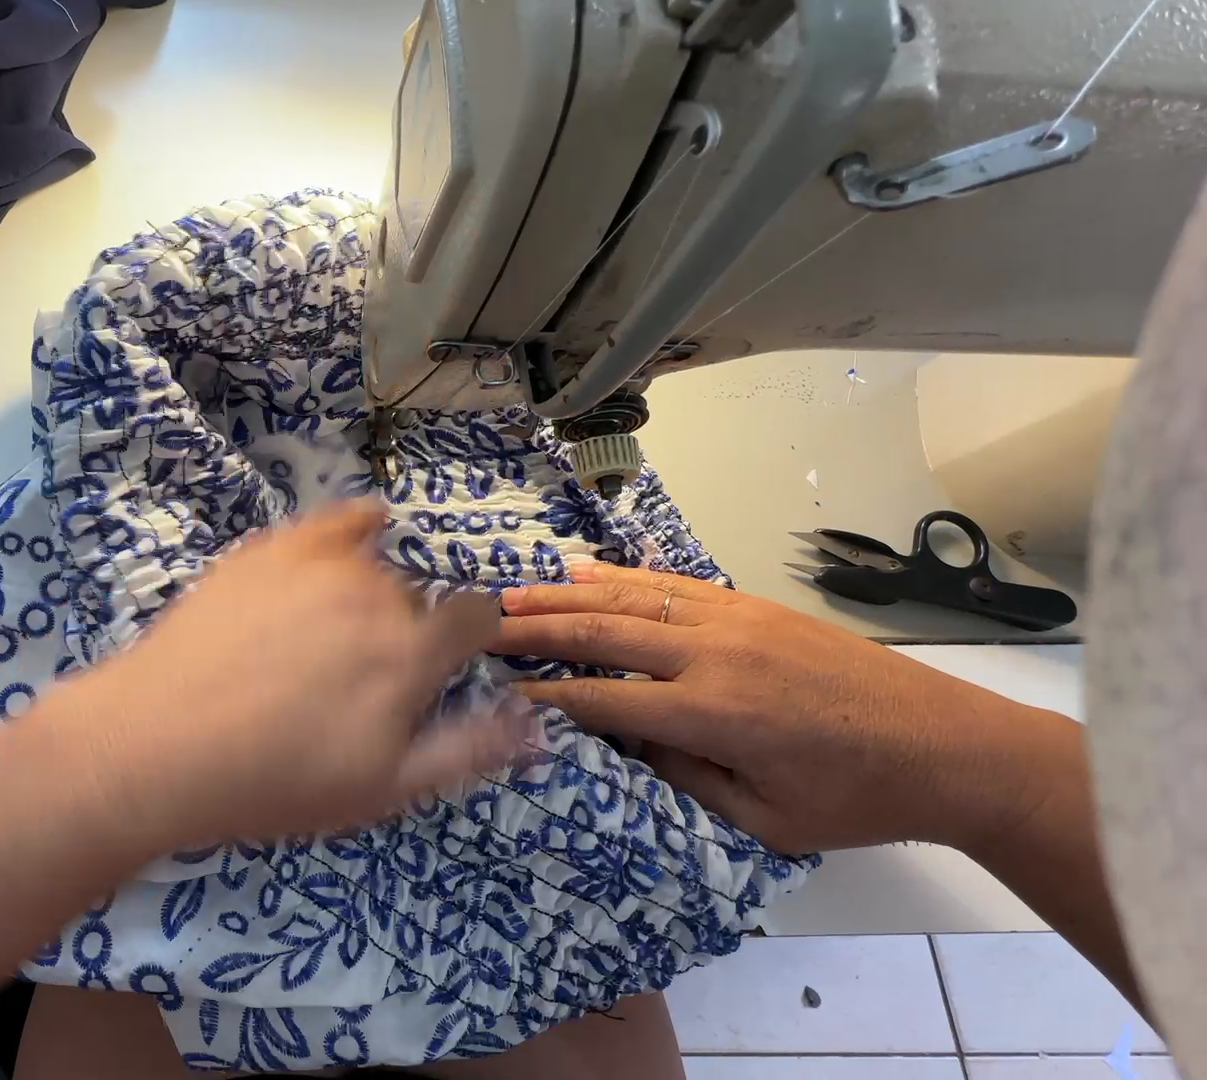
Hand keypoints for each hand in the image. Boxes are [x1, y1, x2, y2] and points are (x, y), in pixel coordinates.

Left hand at [40, 500, 530, 850]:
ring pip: (374, 564)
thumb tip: (536, 722)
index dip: (465, 638)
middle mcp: (377, 593)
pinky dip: (354, 525)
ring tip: (329, 629)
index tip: (441, 661)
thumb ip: (466, 748)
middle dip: (405, 628)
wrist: (158, 744)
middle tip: (357, 673)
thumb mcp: (382, 788)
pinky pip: (333, 521)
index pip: (472, 620)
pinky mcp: (270, 549)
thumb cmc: (273, 780)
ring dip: (369, 590)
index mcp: (412, 653)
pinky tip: (358, 530)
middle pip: (416, 597)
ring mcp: (320, 563)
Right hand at [494, 563, 1078, 854]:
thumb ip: (682, 776)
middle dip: (533, 630)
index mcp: (713, 715)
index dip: (545, 694)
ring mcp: (731, 619)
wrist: (953, 748)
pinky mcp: (749, 603)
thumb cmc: (855, 799)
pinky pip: (668, 582)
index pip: (603, 698)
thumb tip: (622, 736)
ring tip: (512, 594)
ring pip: (627, 597)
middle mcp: (712, 655)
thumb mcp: (763, 819)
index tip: (499, 690)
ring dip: (562, 595)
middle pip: (601, 632)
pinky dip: (617, 575)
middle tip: (481, 626)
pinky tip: (579, 569)